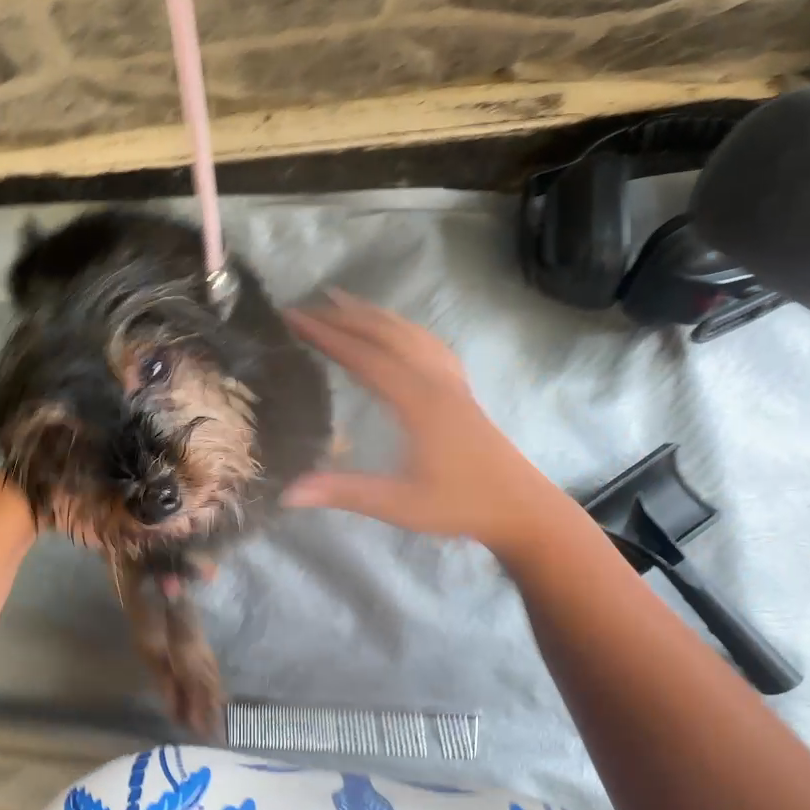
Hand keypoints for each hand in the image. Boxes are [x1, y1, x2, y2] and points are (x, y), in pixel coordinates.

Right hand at [282, 293, 563, 554]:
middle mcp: (434, 381)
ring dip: (373, 314)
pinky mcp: (460, 390)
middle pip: (386, 334)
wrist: (521, 508)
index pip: (364, 356)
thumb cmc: (459, 505)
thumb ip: (343, 492)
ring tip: (342, 300)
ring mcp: (450, 382)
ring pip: (409, 333)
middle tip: (305, 306)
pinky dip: (402, 328)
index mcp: (417, 401)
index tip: (293, 318)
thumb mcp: (398, 504)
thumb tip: (287, 494)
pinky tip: (395, 331)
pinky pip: (427, 344)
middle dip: (344, 316)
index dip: (326, 335)